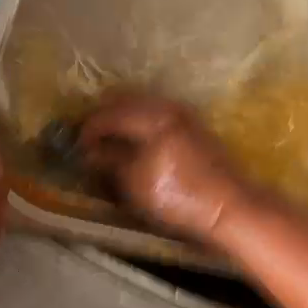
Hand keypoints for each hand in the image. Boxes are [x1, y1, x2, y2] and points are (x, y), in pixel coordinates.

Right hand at [80, 93, 256, 240]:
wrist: (230, 207)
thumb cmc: (178, 197)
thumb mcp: (135, 183)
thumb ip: (109, 161)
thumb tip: (90, 151)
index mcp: (150, 116)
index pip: (106, 115)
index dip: (87, 131)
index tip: (77, 148)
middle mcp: (166, 106)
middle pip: (123, 100)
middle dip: (103, 118)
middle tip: (90, 141)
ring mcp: (183, 113)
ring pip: (141, 104)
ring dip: (122, 118)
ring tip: (111, 143)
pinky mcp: (193, 125)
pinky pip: (157, 112)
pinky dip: (140, 122)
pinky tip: (136, 142)